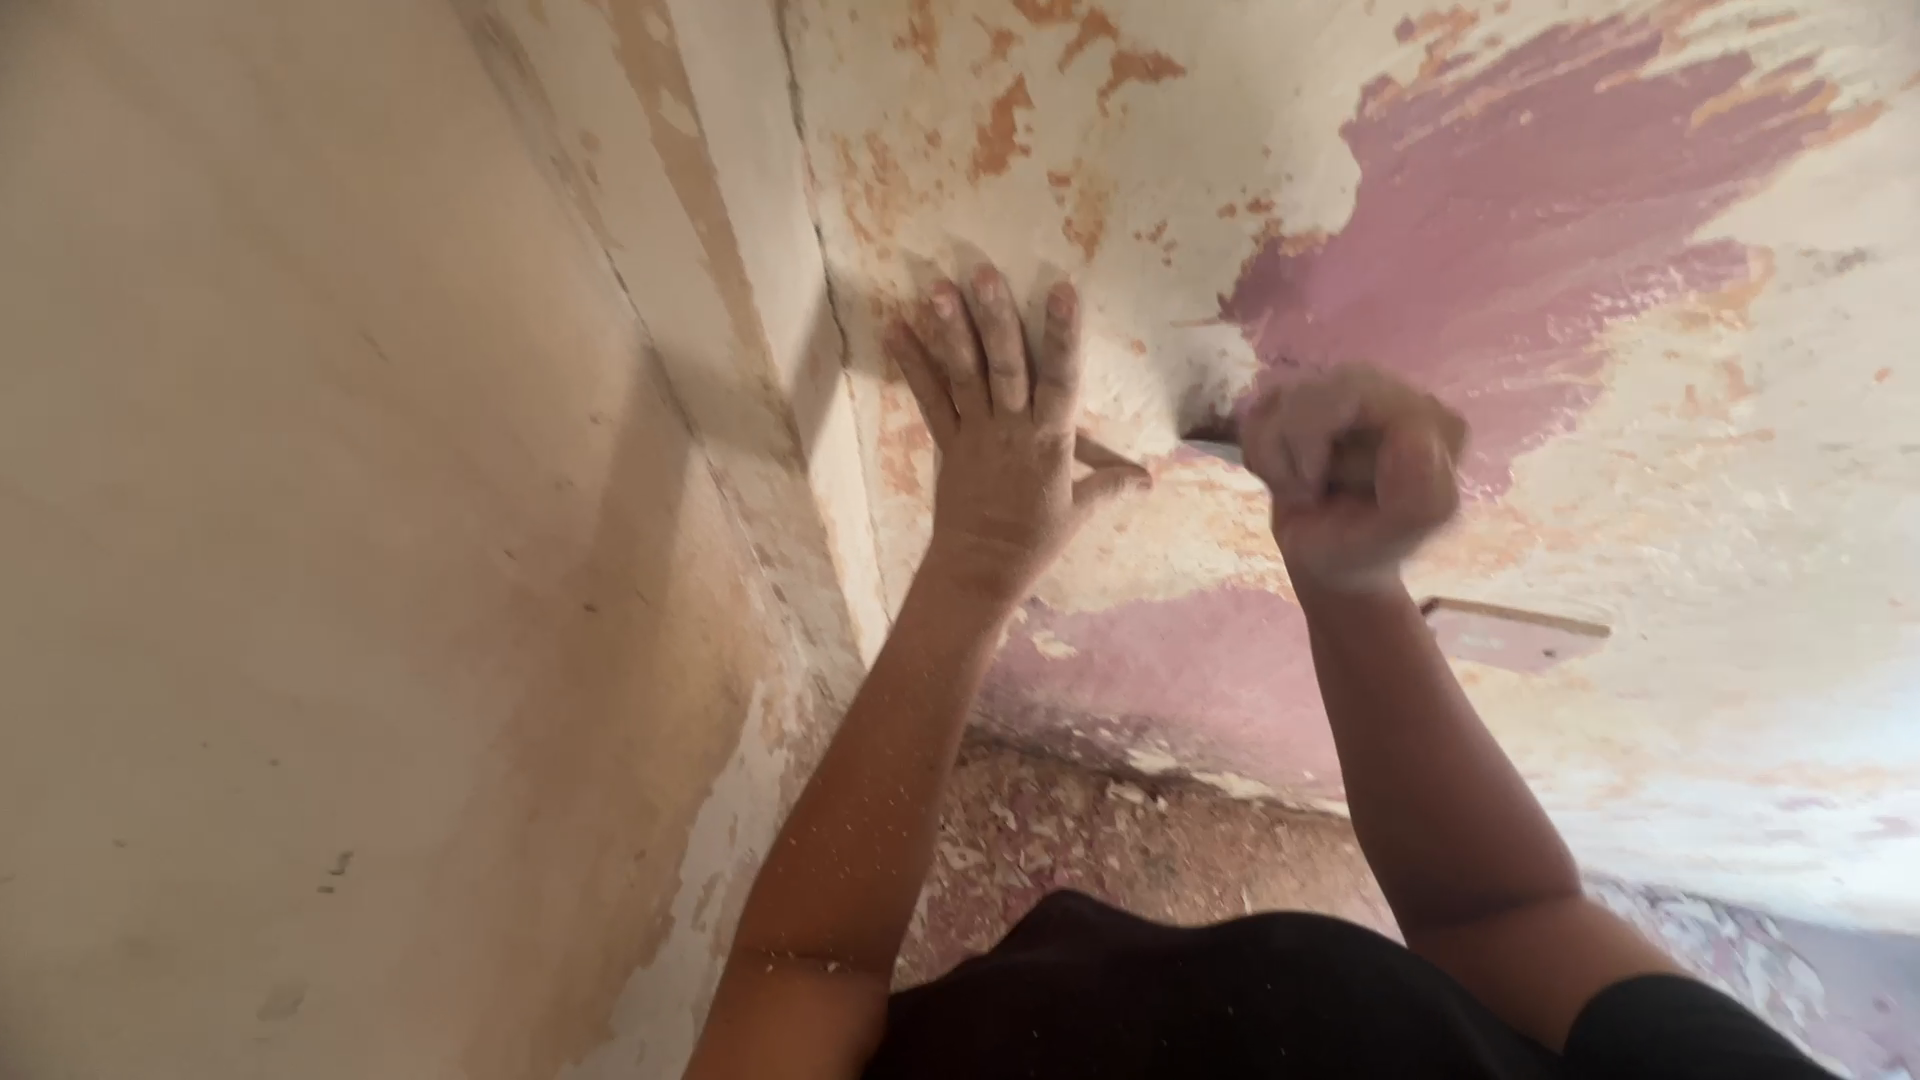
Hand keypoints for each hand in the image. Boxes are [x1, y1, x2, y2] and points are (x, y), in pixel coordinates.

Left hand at [886, 267, 1150, 607]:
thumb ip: (1111, 484)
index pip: (1063, 381)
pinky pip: (929, 400)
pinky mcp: (946, 443)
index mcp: (1049, 443)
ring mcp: (974, 435)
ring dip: (950, 332)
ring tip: (937, 289)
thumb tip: (1150, 480)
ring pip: (964, 378)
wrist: (980, 570)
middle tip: (983, 274)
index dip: (1063, 337)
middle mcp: (1010, 430)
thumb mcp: (1079, 513)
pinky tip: (896, 327)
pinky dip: (912, 364)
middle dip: (997, 321)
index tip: (1062, 291)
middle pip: (1005, 369)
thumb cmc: (1034, 542)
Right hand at [1240, 364, 1466, 593]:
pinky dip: (1258, 454)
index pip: (1354, 391)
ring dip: (1273, 458)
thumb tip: (1414, 438)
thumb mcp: (1393, 539)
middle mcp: (1390, 396)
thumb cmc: (1360, 550)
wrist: (1323, 561)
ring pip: (1279, 400)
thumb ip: (1417, 497)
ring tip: (1297, 491)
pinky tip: (1283, 477)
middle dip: (1292, 448)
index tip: (1316, 488)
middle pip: (1312, 389)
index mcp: (1427, 421)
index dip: (1315, 437)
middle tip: (1304, 491)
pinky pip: (1259, 411)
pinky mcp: (1305, 403)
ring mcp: (1344, 396)